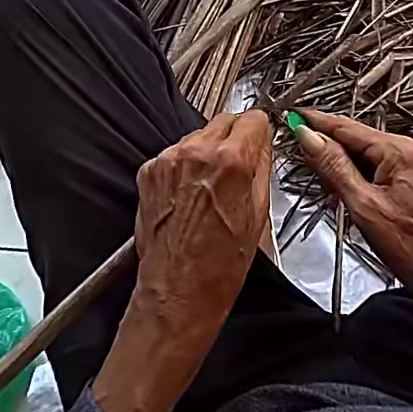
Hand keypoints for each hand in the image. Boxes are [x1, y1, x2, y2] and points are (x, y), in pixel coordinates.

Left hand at [94, 110, 271, 411]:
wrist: (177, 293)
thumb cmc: (219, 266)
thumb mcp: (259, 214)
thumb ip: (262, 167)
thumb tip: (263, 142)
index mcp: (231, 162)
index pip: (252, 118)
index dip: (260, 132)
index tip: (259, 141)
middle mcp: (196, 153)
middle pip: (224, 120)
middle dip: (235, 138)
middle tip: (238, 167)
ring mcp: (168, 161)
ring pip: (198, 135)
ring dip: (208, 151)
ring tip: (211, 188)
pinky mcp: (149, 171)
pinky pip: (176, 153)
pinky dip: (185, 165)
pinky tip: (191, 194)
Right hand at [293, 109, 412, 328]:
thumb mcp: (364, 206)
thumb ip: (334, 168)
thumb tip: (311, 139)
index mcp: (399, 151)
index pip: (346, 127)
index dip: (315, 122)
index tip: (294, 118)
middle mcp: (409, 152)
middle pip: (355, 138)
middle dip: (325, 145)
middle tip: (299, 150)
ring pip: (364, 154)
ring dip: (339, 163)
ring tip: (320, 179)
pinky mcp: (412, 181)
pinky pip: (376, 167)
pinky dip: (355, 175)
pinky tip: (344, 191)